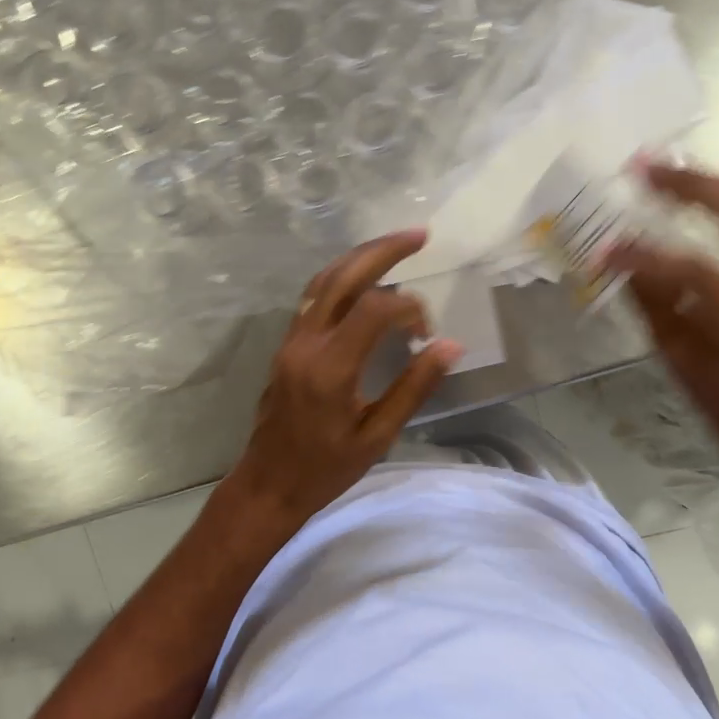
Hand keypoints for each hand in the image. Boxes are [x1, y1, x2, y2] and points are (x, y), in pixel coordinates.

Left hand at [226, 230, 463, 520]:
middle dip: (382, 250)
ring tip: (394, 246)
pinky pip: (312, 299)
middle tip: (420, 234)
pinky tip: (362, 281)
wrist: (268, 483)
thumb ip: (413, 388)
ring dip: (359, 259)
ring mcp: (290, 342)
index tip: (427, 331)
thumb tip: (450, 346)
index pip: (373, 309)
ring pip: (322, 282)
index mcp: (330, 369)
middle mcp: (306, 344)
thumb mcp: (377, 436)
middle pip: (343, 278)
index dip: (408, 307)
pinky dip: (340, 280)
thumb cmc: (325, 469)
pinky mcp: (286, 347)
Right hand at [604, 162, 718, 454]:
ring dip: (711, 183)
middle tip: (643, 170)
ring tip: (662, 169)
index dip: (650, 256)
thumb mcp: (675, 354)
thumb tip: (618, 258)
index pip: (702, 273)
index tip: (607, 247)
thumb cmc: (716, 389)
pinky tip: (689, 186)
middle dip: (695, 186)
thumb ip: (652, 302)